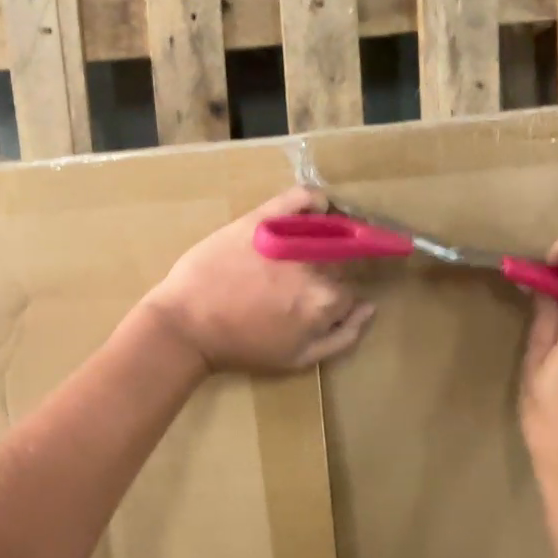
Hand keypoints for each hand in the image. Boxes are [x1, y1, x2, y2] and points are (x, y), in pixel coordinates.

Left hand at [141, 187, 376, 373]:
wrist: (187, 326)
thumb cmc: (241, 347)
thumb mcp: (298, 359)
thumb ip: (343, 337)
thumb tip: (370, 308)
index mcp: (324, 300)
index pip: (349, 291)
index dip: (336, 298)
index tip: (320, 301)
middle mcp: (312, 264)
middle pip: (340, 258)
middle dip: (333, 266)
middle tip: (311, 274)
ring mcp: (286, 238)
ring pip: (327, 228)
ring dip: (331, 232)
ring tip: (319, 241)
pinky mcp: (260, 220)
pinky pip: (299, 197)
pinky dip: (312, 200)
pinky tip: (313, 209)